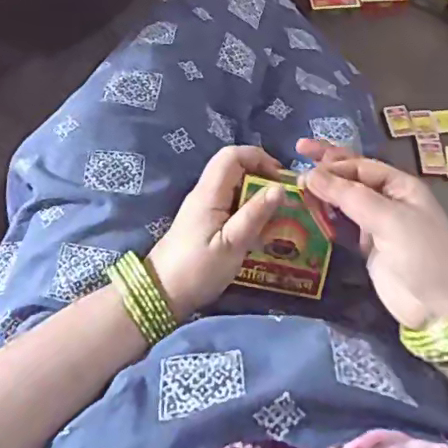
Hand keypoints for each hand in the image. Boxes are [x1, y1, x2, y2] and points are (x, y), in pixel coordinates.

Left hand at [146, 146, 289, 318]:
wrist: (162, 293)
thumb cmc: (198, 269)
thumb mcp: (232, 244)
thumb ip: (255, 214)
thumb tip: (280, 188)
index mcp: (209, 192)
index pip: (233, 155)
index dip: (259, 158)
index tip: (282, 178)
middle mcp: (205, 193)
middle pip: (235, 167)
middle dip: (263, 176)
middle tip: (285, 198)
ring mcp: (203, 207)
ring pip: (234, 186)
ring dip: (257, 194)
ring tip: (279, 214)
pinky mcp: (204, 221)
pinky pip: (230, 203)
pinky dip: (248, 209)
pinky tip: (262, 229)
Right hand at [297, 139, 447, 329]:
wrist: (439, 306)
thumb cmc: (421, 253)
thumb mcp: (388, 218)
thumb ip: (348, 196)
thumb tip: (309, 174)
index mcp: (400, 186)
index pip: (360, 166)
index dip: (333, 163)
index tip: (304, 163)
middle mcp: (388, 200)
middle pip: (352, 177)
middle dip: (326, 165)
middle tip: (297, 151)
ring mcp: (377, 224)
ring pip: (344, 199)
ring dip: (322, 190)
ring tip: (296, 183)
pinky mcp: (367, 246)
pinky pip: (342, 223)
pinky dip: (324, 215)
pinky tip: (307, 209)